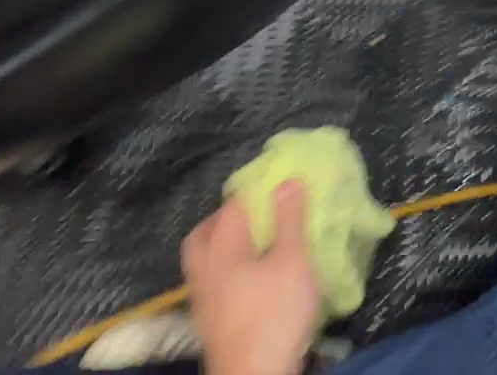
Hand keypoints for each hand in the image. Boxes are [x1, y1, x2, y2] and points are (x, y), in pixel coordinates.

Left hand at [181, 181, 320, 374]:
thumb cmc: (276, 311)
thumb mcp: (293, 259)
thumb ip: (290, 219)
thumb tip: (287, 180)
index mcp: (222, 250)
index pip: (232, 207)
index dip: (254, 187)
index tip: (277, 178)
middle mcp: (203, 270)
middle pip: (202, 234)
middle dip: (226, 216)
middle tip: (256, 208)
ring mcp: (202, 298)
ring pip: (203, 259)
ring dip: (224, 242)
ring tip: (257, 238)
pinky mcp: (209, 319)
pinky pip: (211, 279)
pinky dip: (226, 265)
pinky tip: (252, 273)